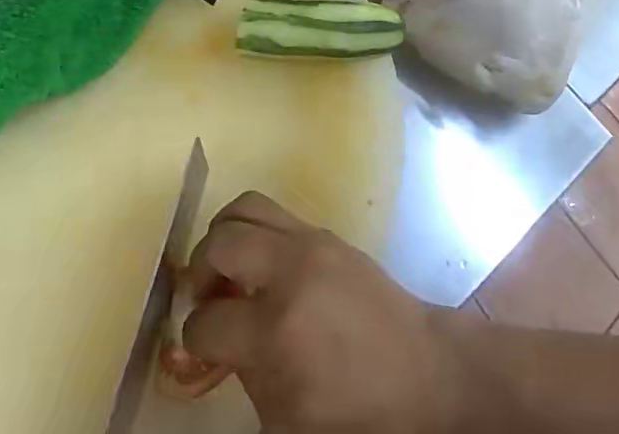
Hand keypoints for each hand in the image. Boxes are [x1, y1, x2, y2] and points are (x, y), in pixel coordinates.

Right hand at [179, 192, 460, 432]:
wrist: (424, 370)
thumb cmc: (355, 409)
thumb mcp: (285, 418)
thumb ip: (241, 372)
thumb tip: (215, 338)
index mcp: (278, 330)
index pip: (206, 322)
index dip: (195, 340)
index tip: (204, 347)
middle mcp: (292, 271)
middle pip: (220, 241)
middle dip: (200, 271)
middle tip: (208, 298)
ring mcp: (314, 242)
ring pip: (245, 205)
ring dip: (224, 238)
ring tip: (229, 271)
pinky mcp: (328, 232)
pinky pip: (275, 213)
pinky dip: (255, 233)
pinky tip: (264, 268)